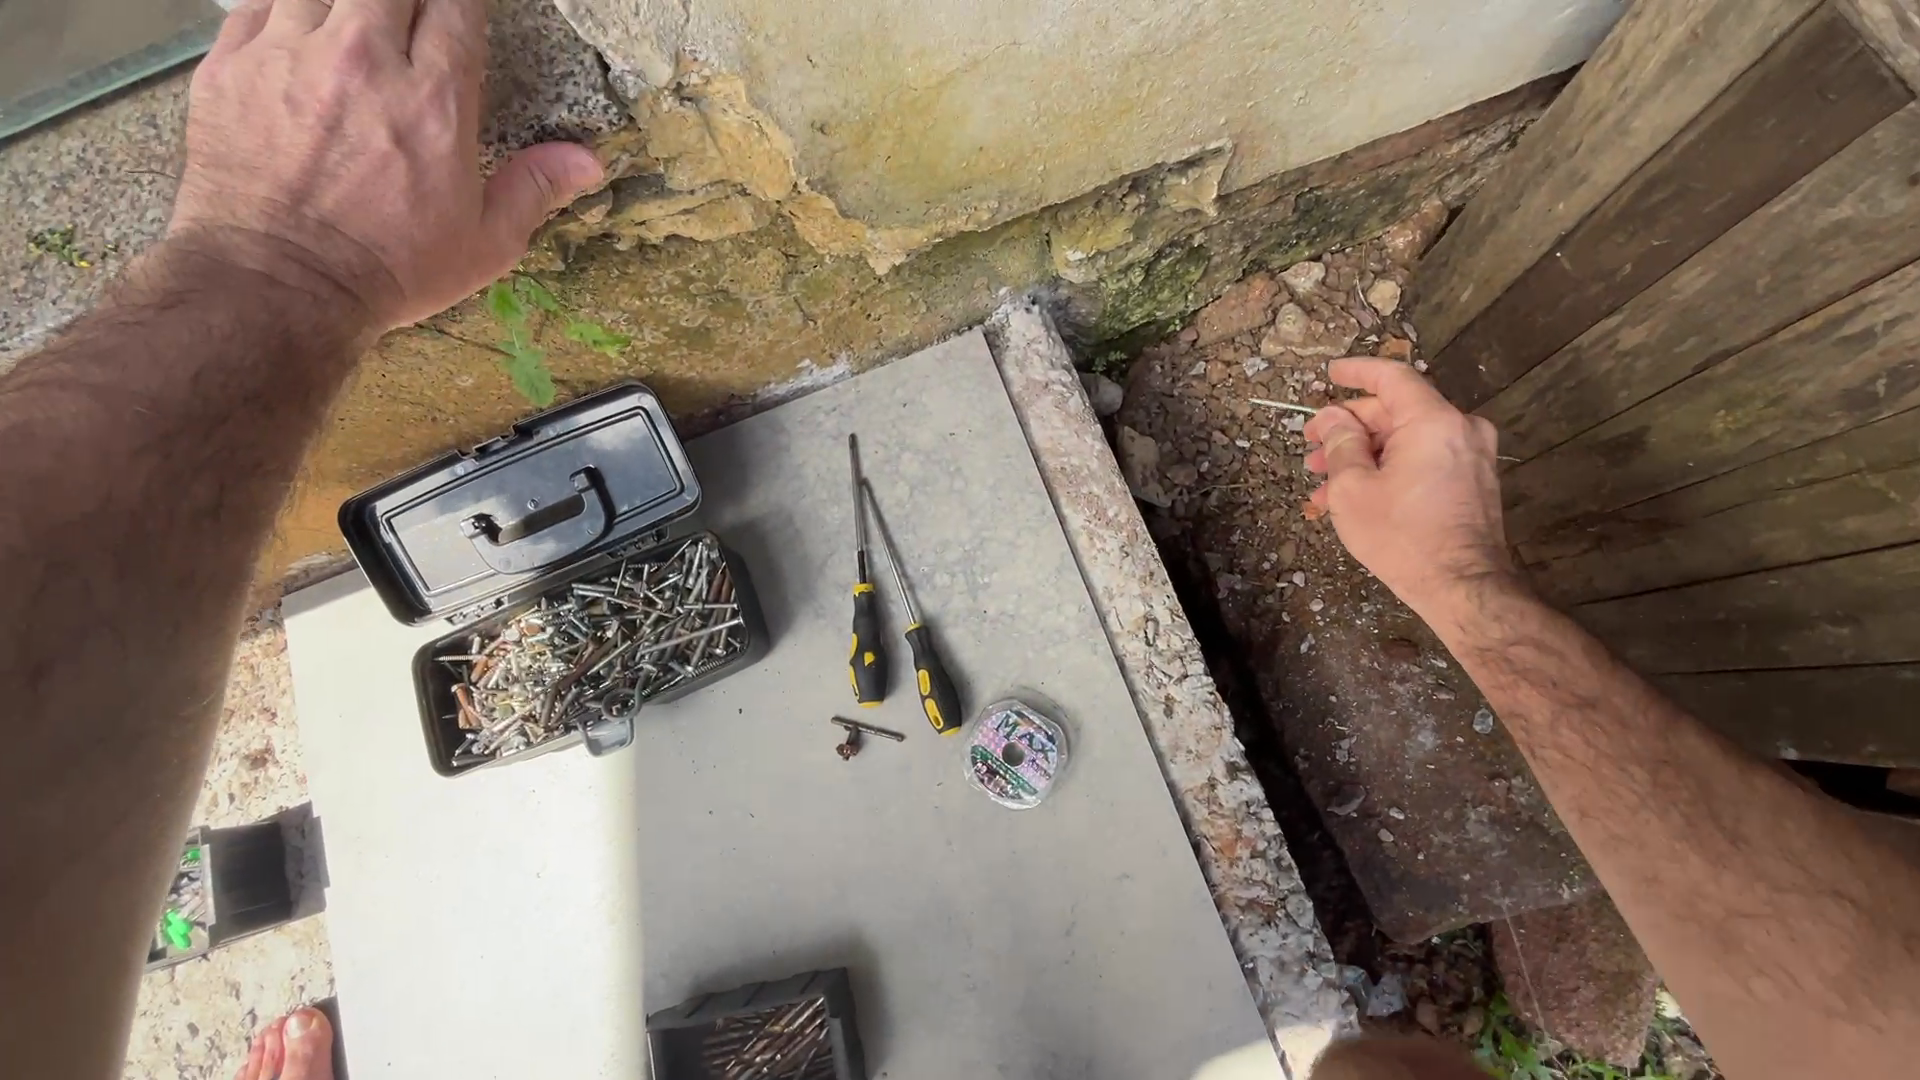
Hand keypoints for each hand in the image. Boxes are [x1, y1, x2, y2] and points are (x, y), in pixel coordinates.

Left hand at [168, 0, 604, 329]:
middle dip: (416, 0)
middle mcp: (364, 59)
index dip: (468, 6)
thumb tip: (590, 160)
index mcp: (436, 102)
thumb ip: (535, 187)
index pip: (458, 9)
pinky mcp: (232, 59)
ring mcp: (290, 51)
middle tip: (421, 22)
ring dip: (356, 5)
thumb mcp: (488, 241)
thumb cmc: (398, 266)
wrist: (284, 281)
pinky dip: (295, 9)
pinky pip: (262, 0)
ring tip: (367, 33)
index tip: (470, 15)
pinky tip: (311, 36)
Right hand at [1303, 358, 1518, 622]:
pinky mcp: (1472, 480)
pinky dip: (1387, 469)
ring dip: (1362, 455)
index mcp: (1432, 421)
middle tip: (1311, 448)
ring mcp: (1471, 455)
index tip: (1328, 374)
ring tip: (1323, 483)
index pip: (1392, 378)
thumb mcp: (1352, 488)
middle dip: (1348, 428)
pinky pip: (1422, 460)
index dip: (1356, 372)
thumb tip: (1334, 417)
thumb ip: (1341, 444)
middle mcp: (1460, 428)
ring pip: (1405, 440)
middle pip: (1395, 412)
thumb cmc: (1401, 535)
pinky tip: (1355, 496)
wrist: (1460, 585)